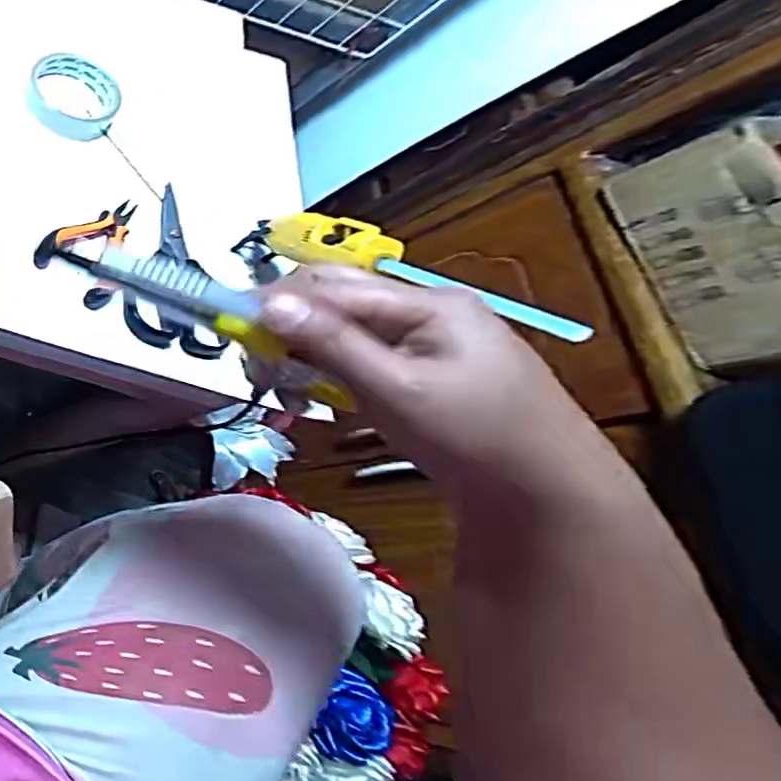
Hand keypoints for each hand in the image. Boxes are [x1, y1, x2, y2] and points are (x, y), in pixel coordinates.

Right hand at [259, 265, 618, 502]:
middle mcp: (426, 309)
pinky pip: (364, 350)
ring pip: (346, 325)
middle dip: (288, 322)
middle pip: (338, 298)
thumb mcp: (393, 388)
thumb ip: (329, 343)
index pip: (332, 286)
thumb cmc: (471, 436)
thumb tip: (268, 304)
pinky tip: (316, 386)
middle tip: (254, 359)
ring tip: (278, 379)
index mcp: (426, 303)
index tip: (232, 326)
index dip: (277, 301)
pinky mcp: (426, 365)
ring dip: (305, 346)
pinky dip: (330, 364)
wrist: (548, 494)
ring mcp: (429, 337)